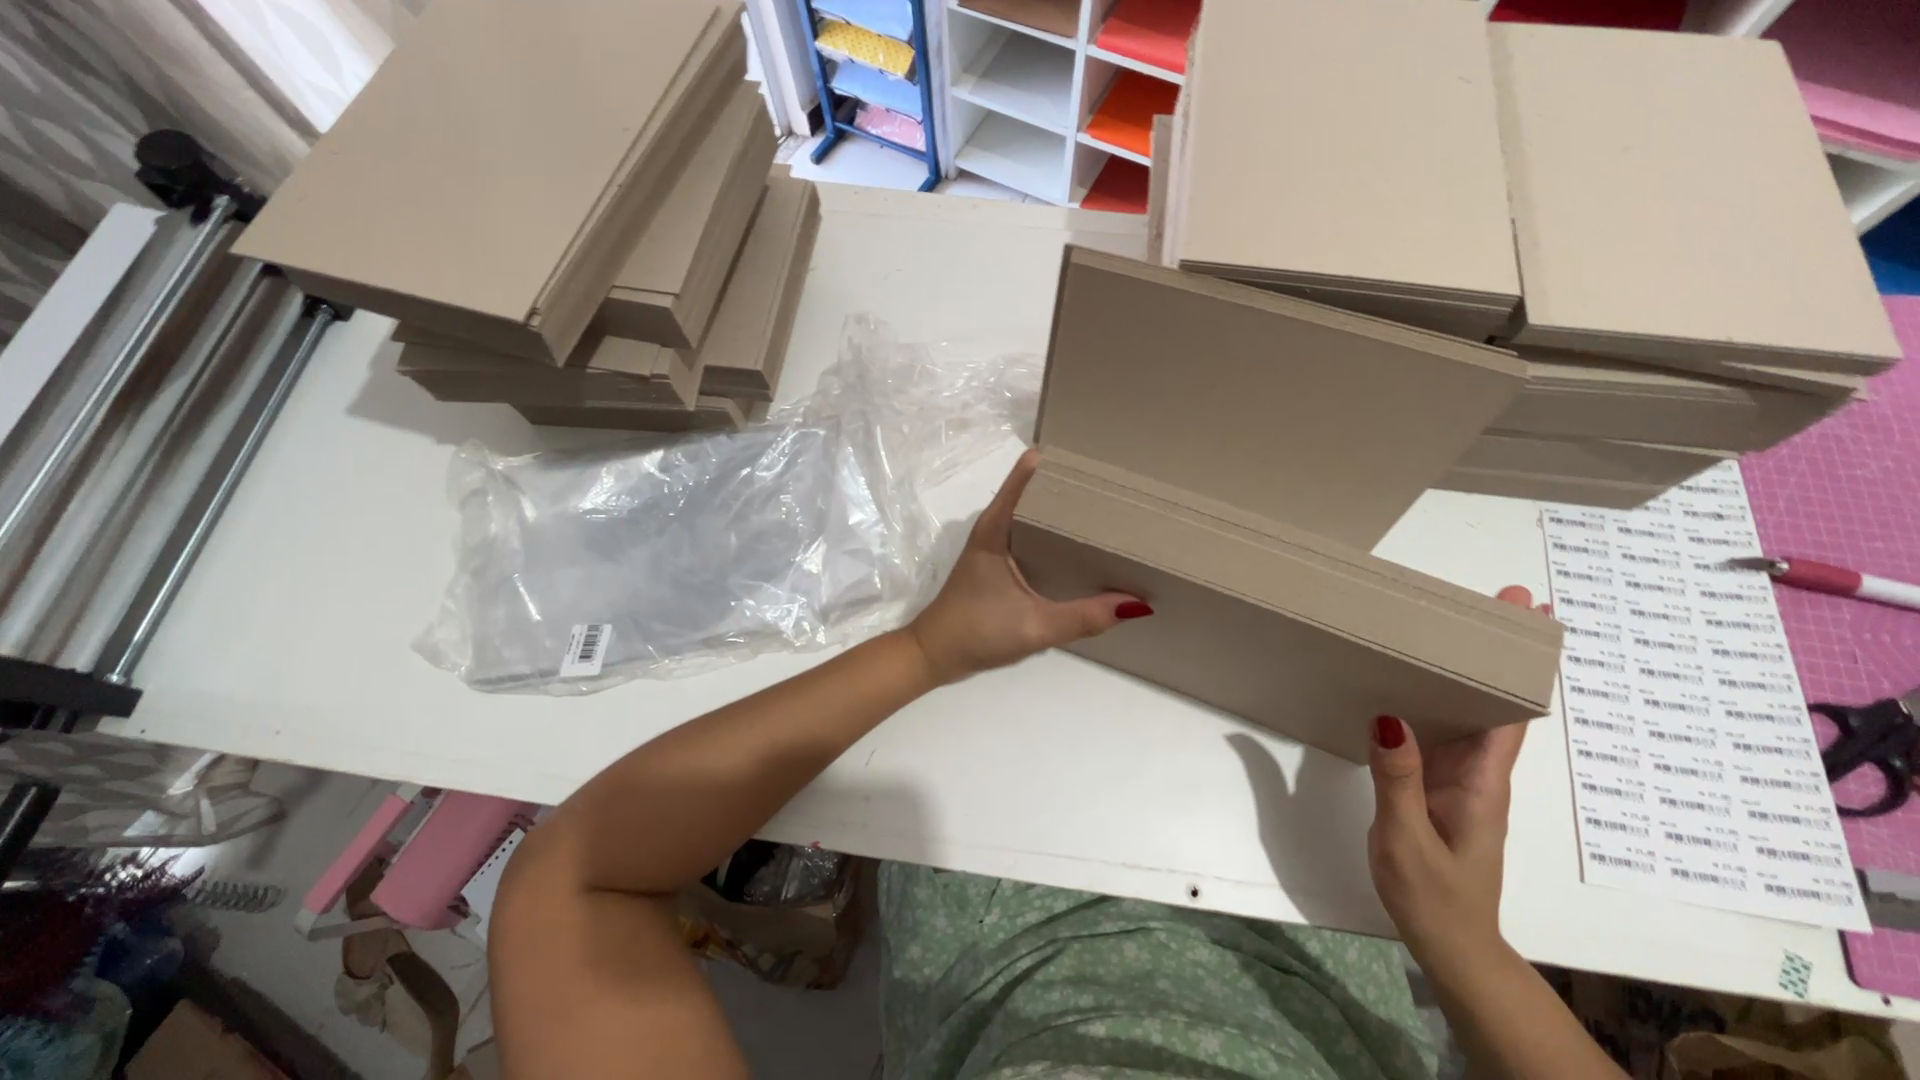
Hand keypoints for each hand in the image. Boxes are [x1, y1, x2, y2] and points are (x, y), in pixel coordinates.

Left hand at [905, 450, 1148, 684]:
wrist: (937, 655)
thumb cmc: (977, 632)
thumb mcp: (1035, 627)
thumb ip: (1084, 616)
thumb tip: (1137, 604)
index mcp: (998, 526)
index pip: (1029, 474)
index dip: (1061, 461)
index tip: (1098, 457)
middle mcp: (998, 525)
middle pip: (1039, 490)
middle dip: (1075, 485)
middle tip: (1120, 484)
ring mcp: (1000, 543)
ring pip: (1039, 514)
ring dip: (1068, 511)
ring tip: (1114, 509)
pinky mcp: (1003, 561)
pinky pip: (1037, 536)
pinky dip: (1059, 534)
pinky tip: (1086, 547)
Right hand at [1367, 585, 1544, 969]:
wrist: (1450, 942)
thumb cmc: (1433, 895)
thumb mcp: (1406, 840)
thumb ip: (1397, 781)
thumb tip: (1387, 716)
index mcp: (1480, 780)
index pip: (1510, 709)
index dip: (1520, 661)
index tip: (1528, 613)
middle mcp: (1478, 772)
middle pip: (1496, 700)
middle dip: (1497, 651)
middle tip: (1490, 599)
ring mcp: (1460, 780)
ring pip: (1470, 714)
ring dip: (1468, 671)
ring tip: (1448, 628)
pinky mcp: (1439, 788)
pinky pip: (1443, 733)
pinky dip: (1437, 700)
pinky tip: (1410, 687)